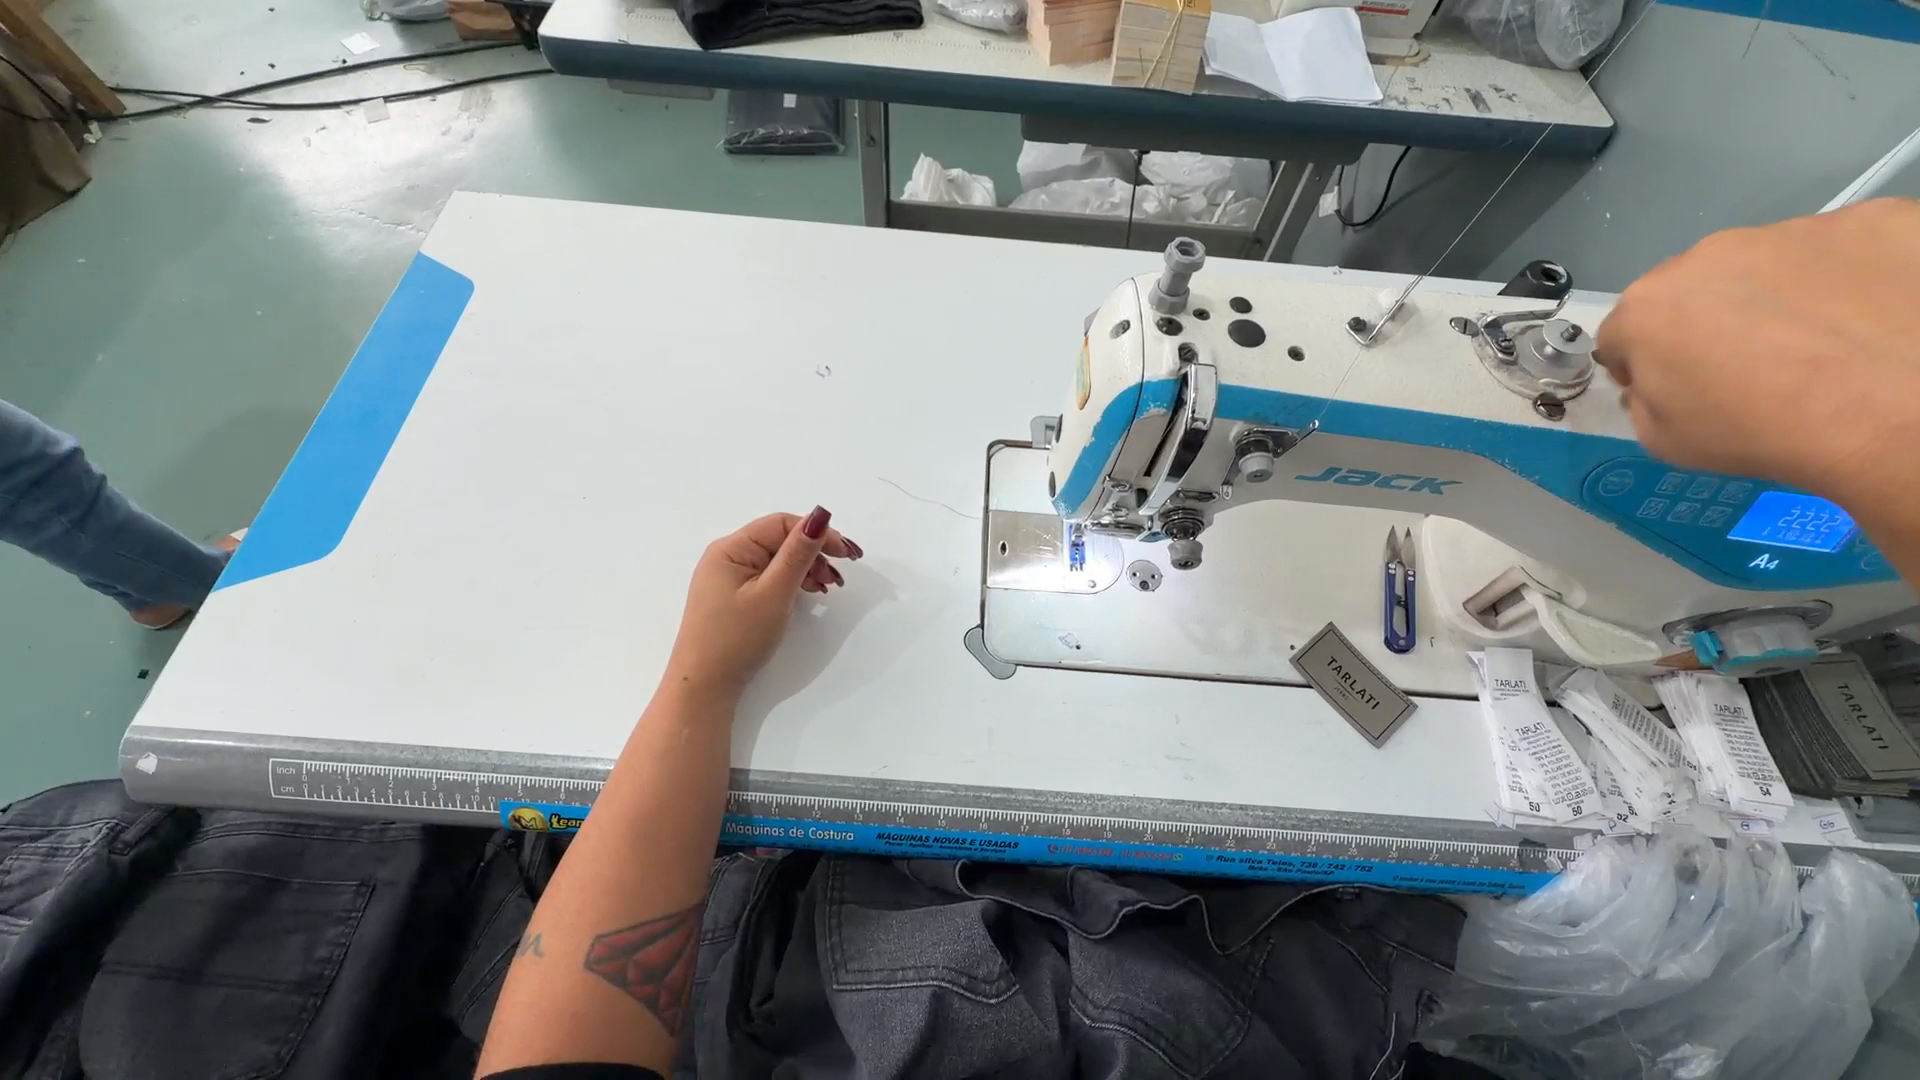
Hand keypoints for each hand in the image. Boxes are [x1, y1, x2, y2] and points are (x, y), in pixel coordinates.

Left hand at [663, 508, 862, 699]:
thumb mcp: (774, 593)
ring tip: (830, 589)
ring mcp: (729, 578)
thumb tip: (820, 515)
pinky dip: (794, 583)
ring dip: (808, 568)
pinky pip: (770, 578)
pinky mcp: (734, 598)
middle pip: (780, 541)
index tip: (847, 555)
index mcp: (731, 548)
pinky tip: (810, 594)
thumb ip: (799, 553)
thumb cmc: (737, 638)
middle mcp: (728, 556)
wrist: (704, 687)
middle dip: (815, 553)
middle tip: (842, 576)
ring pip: (778, 560)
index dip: (817, 534)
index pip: (782, 525)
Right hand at [1594, 198, 1919, 500]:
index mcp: (1645, 307)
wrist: (1898, 411)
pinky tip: (1870, 317)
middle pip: (1693, 288)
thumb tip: (1657, 380)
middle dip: (1707, 319)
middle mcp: (1709, 255)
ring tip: (1821, 340)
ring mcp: (1797, 231)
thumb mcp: (1660, 438)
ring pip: (1769, 263)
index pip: (1623, 333)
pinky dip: (1851, 277)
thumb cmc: (1760, 430)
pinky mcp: (1879, 220)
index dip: (1643, 364)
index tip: (1678, 387)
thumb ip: (1641, 397)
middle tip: (1750, 364)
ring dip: (1778, 294)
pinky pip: (1847, 249)